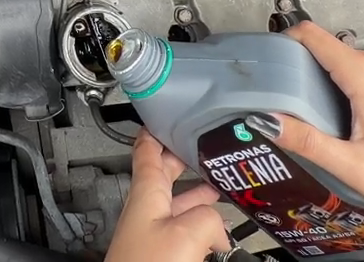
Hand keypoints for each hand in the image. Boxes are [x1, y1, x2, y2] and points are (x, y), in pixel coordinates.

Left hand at [106, 130, 229, 261]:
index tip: (165, 115)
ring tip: (213, 183)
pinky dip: (197, 219)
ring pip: (174, 199)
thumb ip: (206, 217)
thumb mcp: (184, 234)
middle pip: (163, 170)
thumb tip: (219, 223)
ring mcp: (150, 228)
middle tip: (198, 146)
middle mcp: (145, 206)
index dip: (156, 129)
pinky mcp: (158, 249)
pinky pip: (180, 226)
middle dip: (182, 157)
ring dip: (194, 190)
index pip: (146, 147)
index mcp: (145, 190)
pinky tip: (212, 228)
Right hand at [265, 22, 363, 229]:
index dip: (283, 42)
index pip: (310, 34)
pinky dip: (335, 83)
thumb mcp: (352, 166)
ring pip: (336, 58)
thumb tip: (264, 120)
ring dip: (316, 76)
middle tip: (280, 95)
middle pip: (321, 46)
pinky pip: (352, 70)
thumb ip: (306, 141)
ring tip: (302, 109)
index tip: (267, 64)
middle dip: (296, 64)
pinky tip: (332, 115)